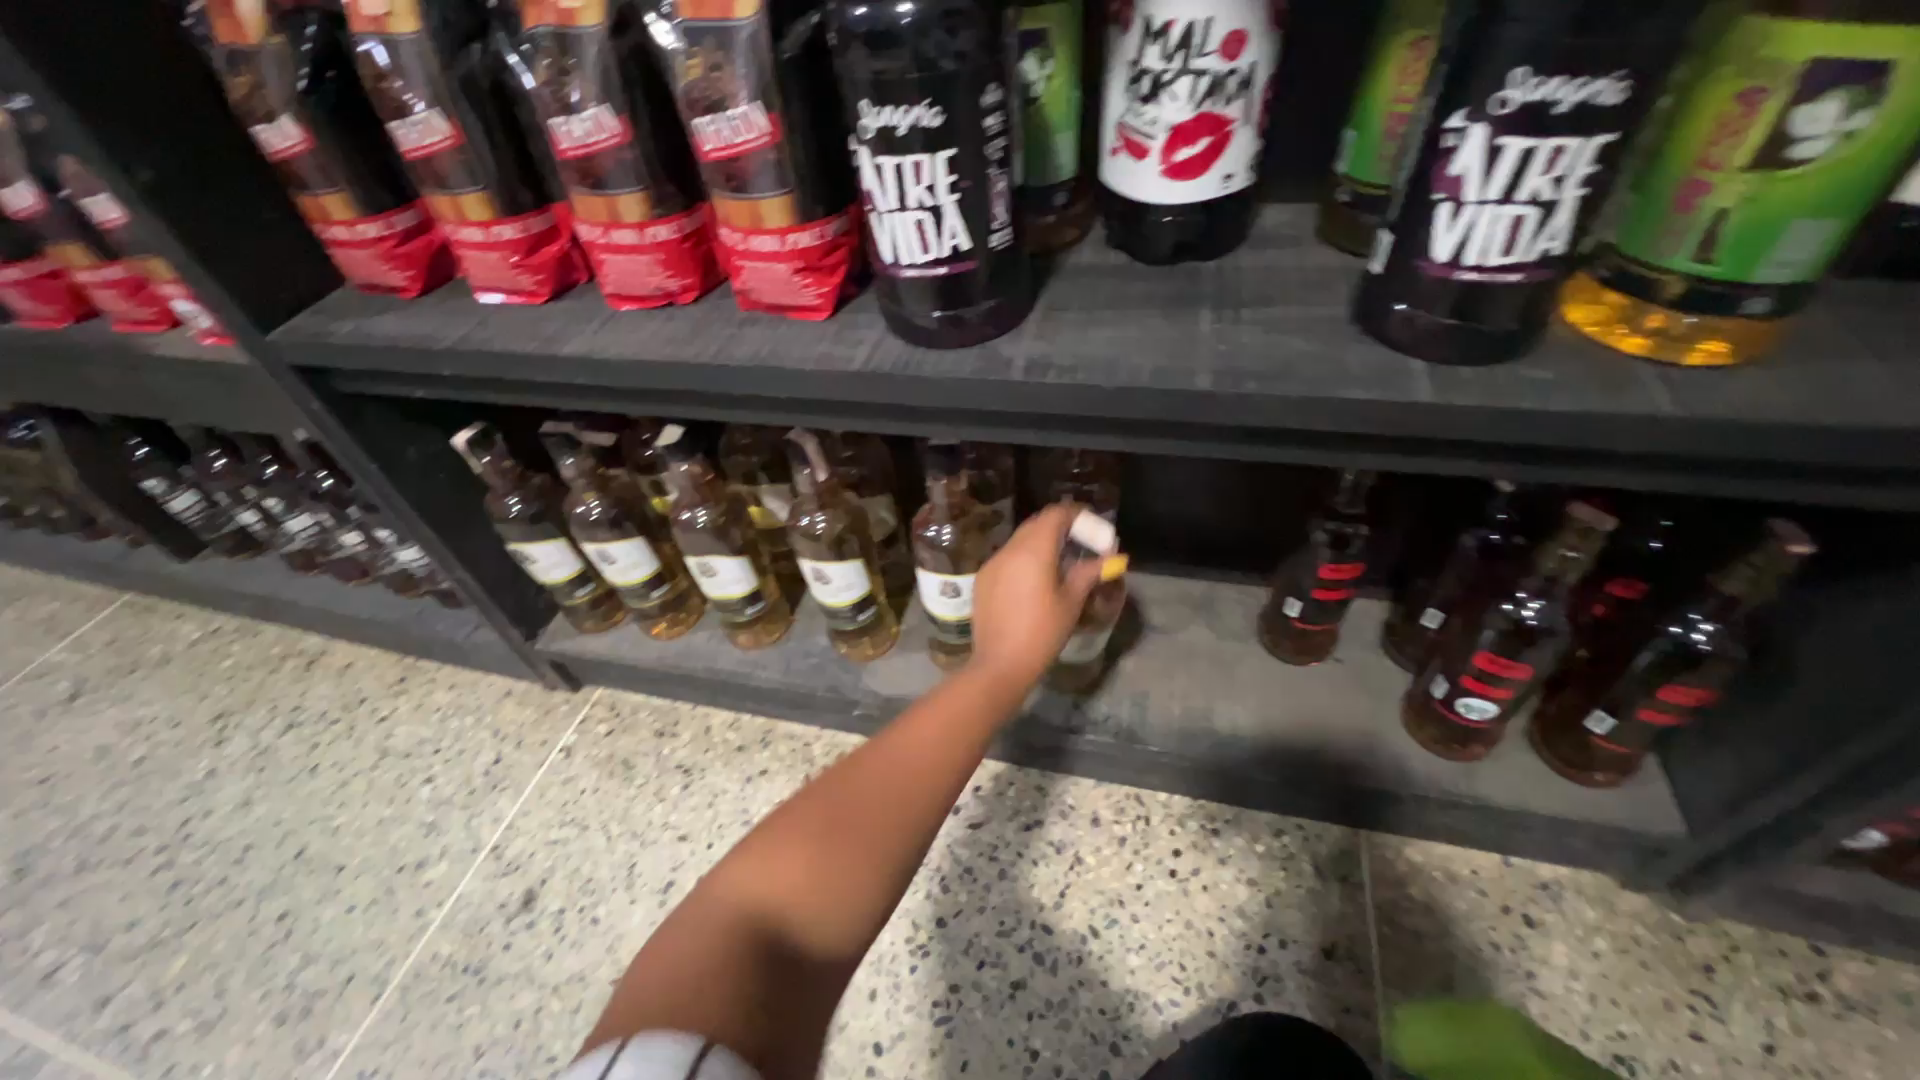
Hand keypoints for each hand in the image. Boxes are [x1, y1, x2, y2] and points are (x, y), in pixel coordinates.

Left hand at [968, 503, 1103, 685]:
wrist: (1000, 664)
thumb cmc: (1042, 632)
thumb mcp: (1071, 602)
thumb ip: (1089, 573)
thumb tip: (1112, 559)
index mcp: (1034, 550)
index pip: (1055, 514)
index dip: (1076, 514)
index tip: (1092, 525)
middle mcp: (1009, 549)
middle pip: (1036, 524)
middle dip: (1060, 528)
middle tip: (1080, 544)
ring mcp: (992, 563)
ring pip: (1020, 541)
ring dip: (1041, 543)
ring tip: (1061, 563)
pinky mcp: (983, 579)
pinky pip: (1007, 558)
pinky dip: (1024, 558)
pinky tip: (1035, 580)